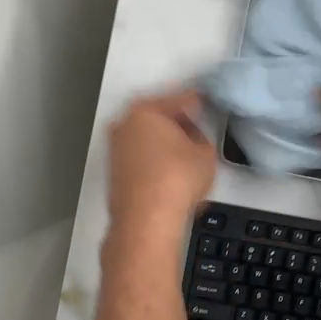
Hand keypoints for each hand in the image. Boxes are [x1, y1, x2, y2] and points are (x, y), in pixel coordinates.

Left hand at [107, 89, 216, 237]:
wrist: (146, 219)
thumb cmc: (177, 179)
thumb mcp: (205, 153)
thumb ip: (201, 137)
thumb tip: (193, 138)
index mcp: (146, 111)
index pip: (179, 100)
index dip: (198, 102)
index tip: (206, 103)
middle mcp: (124, 124)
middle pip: (156, 117)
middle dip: (176, 123)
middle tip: (197, 131)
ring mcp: (115, 149)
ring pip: (146, 138)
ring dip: (164, 143)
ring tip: (185, 155)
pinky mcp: (114, 171)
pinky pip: (140, 157)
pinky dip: (154, 160)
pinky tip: (170, 172)